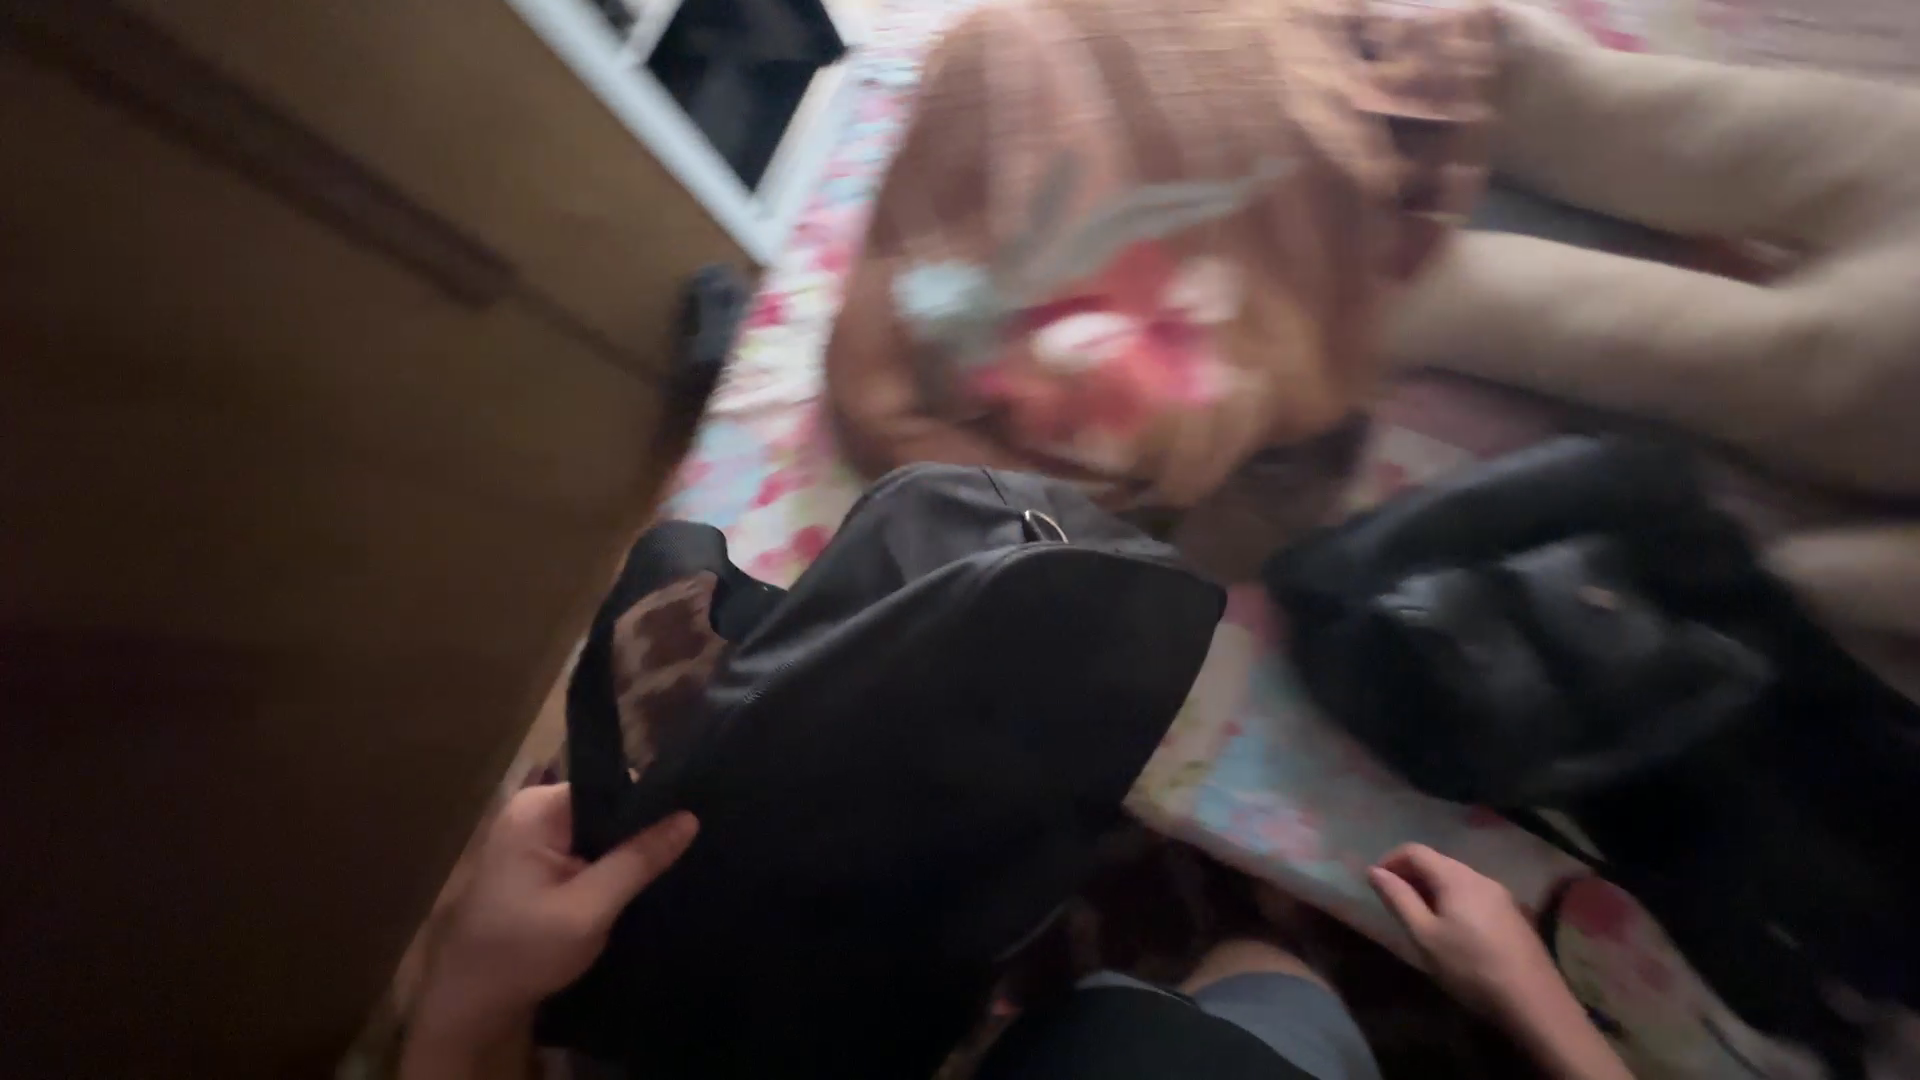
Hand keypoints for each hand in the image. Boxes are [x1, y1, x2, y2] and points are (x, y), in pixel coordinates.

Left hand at [415, 785, 698, 1039]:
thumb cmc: (522, 954)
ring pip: (601, 827)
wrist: (469, 1009)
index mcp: (538, 808)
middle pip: (609, 804)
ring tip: (660, 865)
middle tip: (675, 853)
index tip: (683, 826)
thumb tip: (691, 817)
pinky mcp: (537, 858)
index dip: (651, 804)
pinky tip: (631, 880)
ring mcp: (533, 833)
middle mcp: (533, 809)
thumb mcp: (589, 909)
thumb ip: (638, 860)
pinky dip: (609, 863)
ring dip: (625, 850)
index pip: (613, 784)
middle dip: (639, 830)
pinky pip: (587, 845)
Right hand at [1369, 846, 1632, 1079]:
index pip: (1414, 850)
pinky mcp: (1516, 917)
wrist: (1539, 1009)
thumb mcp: (1424, 935)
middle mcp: (1481, 878)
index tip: (1376, 883)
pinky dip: (1455, 901)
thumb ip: (1397, 898)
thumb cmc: (1471, 969)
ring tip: (1422, 917)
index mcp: (1456, 877)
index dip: (1389, 860)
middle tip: (1396, 902)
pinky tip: (1455, 930)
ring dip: (1433, 889)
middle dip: (1411, 875)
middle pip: (1438, 862)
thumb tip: (1374, 870)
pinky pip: (1475, 895)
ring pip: (1457, 879)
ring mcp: (1503, 897)